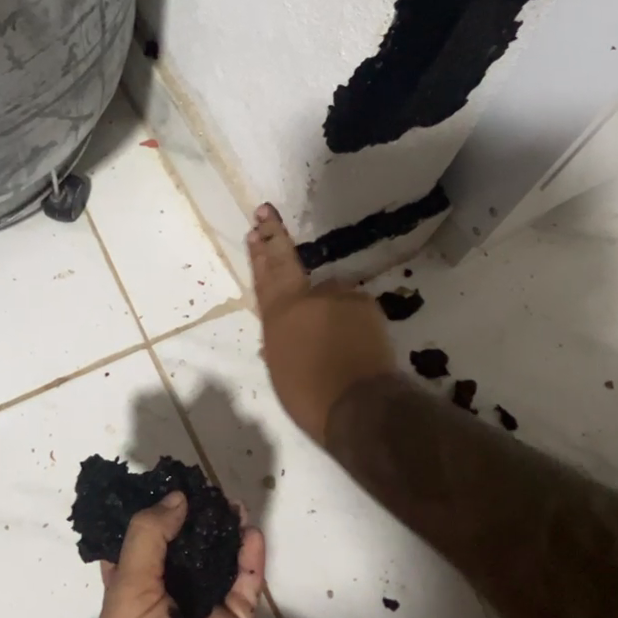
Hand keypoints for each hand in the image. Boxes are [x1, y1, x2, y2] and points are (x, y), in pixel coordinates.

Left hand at [93, 492, 267, 617]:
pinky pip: (243, 591)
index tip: (169, 482)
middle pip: (182, 549)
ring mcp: (200, 616)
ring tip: (234, 505)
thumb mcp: (130, 589)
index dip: (151, 512)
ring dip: (225, 535)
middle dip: (195, 520)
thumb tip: (175, 497)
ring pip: (216, 565)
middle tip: (210, 490)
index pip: (137, 542)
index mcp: (128, 590)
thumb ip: (150, 537)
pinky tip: (253, 534)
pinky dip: (250, 563)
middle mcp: (164, 599)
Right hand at [248, 203, 393, 442]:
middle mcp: (305, 297)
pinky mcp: (364, 304)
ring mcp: (337, 297)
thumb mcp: (281, 367)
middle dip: (273, 235)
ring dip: (328, 309)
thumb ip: (282, 339)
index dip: (258, 252)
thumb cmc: (309, 395)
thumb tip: (288, 331)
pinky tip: (355, 344)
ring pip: (329, 295)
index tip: (254, 229)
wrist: (359, 404)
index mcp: (279, 314)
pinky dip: (351, 321)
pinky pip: (352, 308)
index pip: (265, 275)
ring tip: (334, 341)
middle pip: (286, 261)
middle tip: (265, 212)